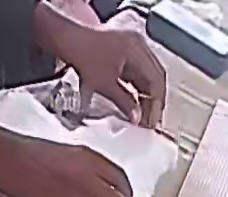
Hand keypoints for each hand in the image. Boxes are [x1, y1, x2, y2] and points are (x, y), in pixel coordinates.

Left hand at [34, 6, 166, 126]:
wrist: (71, 42)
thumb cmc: (85, 56)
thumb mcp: (106, 85)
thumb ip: (125, 102)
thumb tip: (137, 118)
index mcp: (137, 51)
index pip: (156, 81)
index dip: (156, 104)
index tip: (152, 122)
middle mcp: (139, 47)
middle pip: (156, 78)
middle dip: (154, 102)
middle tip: (150, 122)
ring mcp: (133, 49)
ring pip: (148, 77)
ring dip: (147, 97)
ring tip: (142, 117)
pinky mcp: (125, 54)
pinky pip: (138, 74)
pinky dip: (138, 90)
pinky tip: (136, 104)